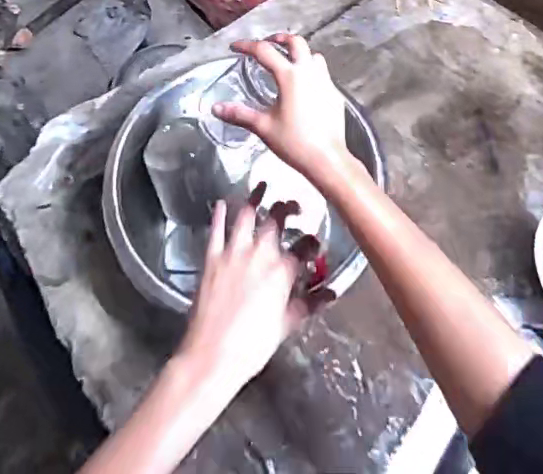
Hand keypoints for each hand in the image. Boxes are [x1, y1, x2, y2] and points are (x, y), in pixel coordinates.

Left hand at [176, 197, 316, 394]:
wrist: (211, 356)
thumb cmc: (252, 346)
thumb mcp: (286, 326)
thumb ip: (309, 305)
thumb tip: (330, 294)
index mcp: (283, 270)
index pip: (305, 245)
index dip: (313, 241)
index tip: (315, 242)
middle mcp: (261, 253)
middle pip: (277, 219)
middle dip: (288, 207)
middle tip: (293, 205)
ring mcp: (234, 252)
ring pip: (246, 214)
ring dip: (255, 198)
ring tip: (261, 187)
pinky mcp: (212, 258)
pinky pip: (216, 230)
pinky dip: (218, 214)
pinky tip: (220, 203)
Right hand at [214, 34, 349, 183]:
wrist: (327, 158)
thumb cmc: (294, 141)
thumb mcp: (263, 126)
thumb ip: (239, 114)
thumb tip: (216, 108)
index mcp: (289, 76)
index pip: (265, 51)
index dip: (247, 46)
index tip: (235, 47)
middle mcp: (309, 71)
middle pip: (296, 42)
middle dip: (279, 38)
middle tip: (267, 43)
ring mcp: (325, 80)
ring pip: (313, 55)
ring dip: (299, 53)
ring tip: (287, 62)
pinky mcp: (335, 93)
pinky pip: (322, 72)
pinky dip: (310, 70)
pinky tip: (303, 86)